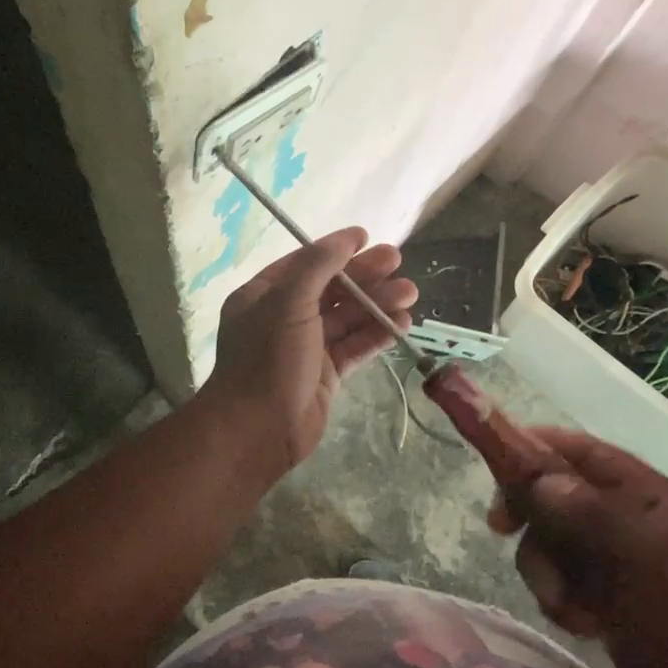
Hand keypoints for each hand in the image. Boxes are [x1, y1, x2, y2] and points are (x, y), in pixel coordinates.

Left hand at [201, 227, 415, 469]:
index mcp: (263, 295)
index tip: (367, 238)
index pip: (303, 263)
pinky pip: (353, 347)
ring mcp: (304, 347)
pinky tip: (402, 322)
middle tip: (398, 261)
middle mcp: (282, 317)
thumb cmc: (267, 358)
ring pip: (345, 318)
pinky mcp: (324, 374)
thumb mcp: (288, 302)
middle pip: (328, 289)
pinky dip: (376, 334)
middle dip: (363, 275)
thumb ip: (316, 266)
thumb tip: (345, 239)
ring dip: (376, 303)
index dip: (334, 249)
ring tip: (410, 292)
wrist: (257, 429)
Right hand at [483, 427, 667, 667]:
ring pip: (550, 537)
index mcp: (645, 493)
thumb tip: (537, 478)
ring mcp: (618, 554)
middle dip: (531, 518)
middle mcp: (628, 515)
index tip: (492, 471)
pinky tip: (582, 622)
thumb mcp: (637, 559)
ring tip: (569, 604)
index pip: (576, 448)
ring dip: (546, 569)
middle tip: (502, 531)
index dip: (530, 447)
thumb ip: (585, 510)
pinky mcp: (608, 591)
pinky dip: (560, 596)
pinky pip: (562, 575)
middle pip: (554, 491)